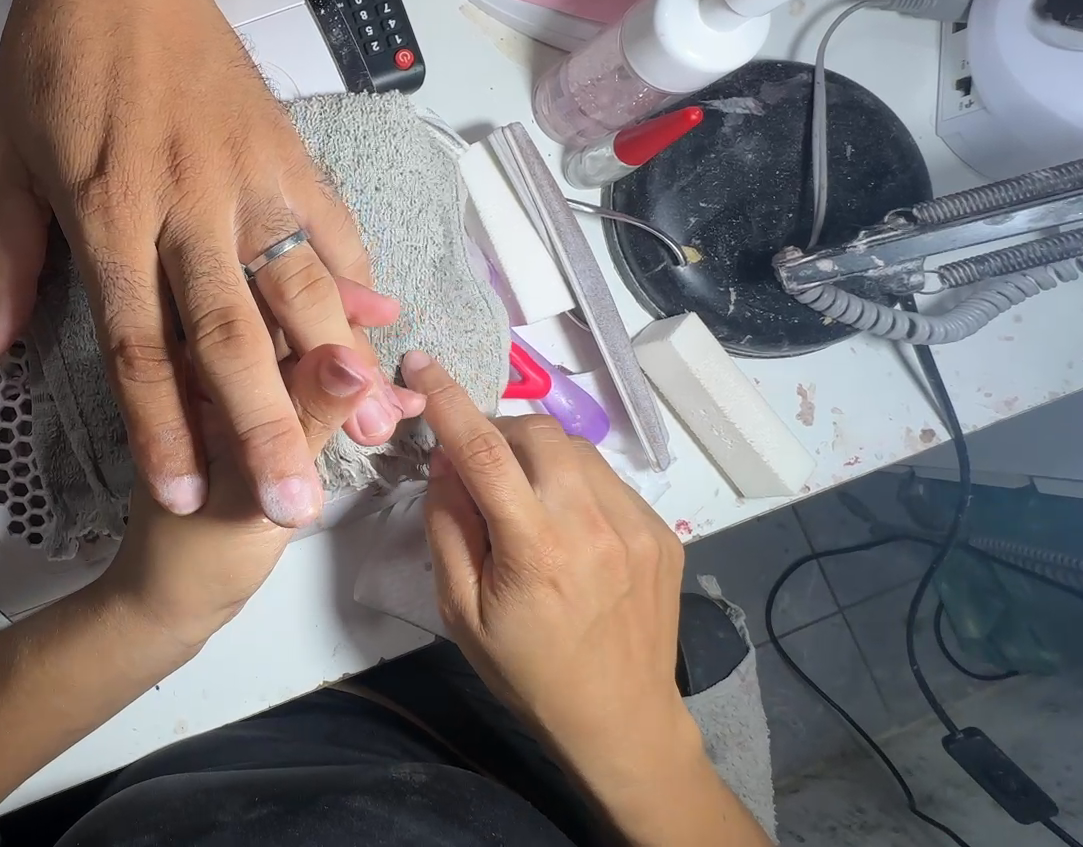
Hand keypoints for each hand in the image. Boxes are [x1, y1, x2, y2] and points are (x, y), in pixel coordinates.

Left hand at [0, 0, 393, 529]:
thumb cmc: (54, 63)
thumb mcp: (6, 161)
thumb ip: (9, 262)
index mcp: (108, 215)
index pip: (137, 344)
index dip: (160, 427)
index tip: (185, 497)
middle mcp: (184, 206)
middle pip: (226, 331)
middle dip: (262, 426)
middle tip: (291, 507)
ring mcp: (245, 177)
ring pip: (294, 282)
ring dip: (332, 362)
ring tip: (371, 431)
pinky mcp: (284, 149)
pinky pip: (328, 220)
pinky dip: (355, 274)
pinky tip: (380, 324)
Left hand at [93, 330, 422, 652]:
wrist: (176, 602)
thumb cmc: (197, 555)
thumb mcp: (253, 490)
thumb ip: (301, 424)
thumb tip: (354, 361)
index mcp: (186, 371)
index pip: (251, 309)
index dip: (317, 299)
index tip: (377, 311)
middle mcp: (208, 368)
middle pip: (284, 321)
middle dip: (346, 331)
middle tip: (397, 359)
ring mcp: (235, 390)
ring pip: (303, 353)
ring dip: (356, 364)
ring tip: (404, 392)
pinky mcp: (259, 415)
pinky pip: (309, 389)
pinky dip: (351, 395)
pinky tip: (395, 402)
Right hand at [404, 351, 700, 789]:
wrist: (621, 719)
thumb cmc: (525, 669)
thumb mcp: (458, 608)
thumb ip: (447, 525)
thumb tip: (445, 460)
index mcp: (535, 549)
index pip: (482, 450)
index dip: (447, 399)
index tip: (421, 362)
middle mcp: (593, 524)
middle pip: (535, 430)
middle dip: (495, 430)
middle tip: (477, 466)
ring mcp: (637, 524)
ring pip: (573, 445)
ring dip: (533, 453)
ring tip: (521, 496)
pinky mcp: (661, 530)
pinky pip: (603, 475)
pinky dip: (569, 478)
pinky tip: (562, 520)